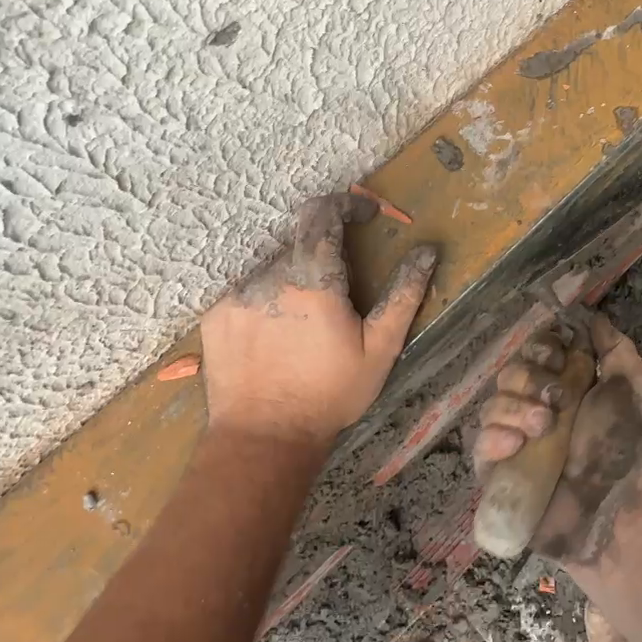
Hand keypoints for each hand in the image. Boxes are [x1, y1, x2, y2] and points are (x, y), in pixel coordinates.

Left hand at [201, 192, 438, 445]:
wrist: (263, 437)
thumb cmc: (330, 394)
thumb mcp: (380, 348)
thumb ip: (404, 294)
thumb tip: (427, 252)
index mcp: (312, 278)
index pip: (323, 213)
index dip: (347, 203)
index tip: (366, 214)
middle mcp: (268, 275)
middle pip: (297, 236)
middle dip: (323, 244)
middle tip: (341, 277)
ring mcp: (235, 293)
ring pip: (270, 261)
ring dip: (294, 269)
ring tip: (307, 307)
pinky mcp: (215, 313)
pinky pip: (244, 284)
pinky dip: (266, 290)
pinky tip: (276, 323)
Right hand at [472, 313, 641, 563]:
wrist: (616, 506)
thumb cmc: (625, 445)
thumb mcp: (630, 387)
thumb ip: (614, 348)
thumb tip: (591, 317)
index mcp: (563, 384)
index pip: (534, 350)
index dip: (541, 347)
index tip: (558, 356)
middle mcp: (535, 406)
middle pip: (509, 373)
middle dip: (531, 380)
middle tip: (558, 401)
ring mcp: (514, 440)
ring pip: (491, 405)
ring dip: (515, 408)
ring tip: (544, 428)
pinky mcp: (499, 473)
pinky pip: (480, 445)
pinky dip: (495, 438)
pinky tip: (516, 445)